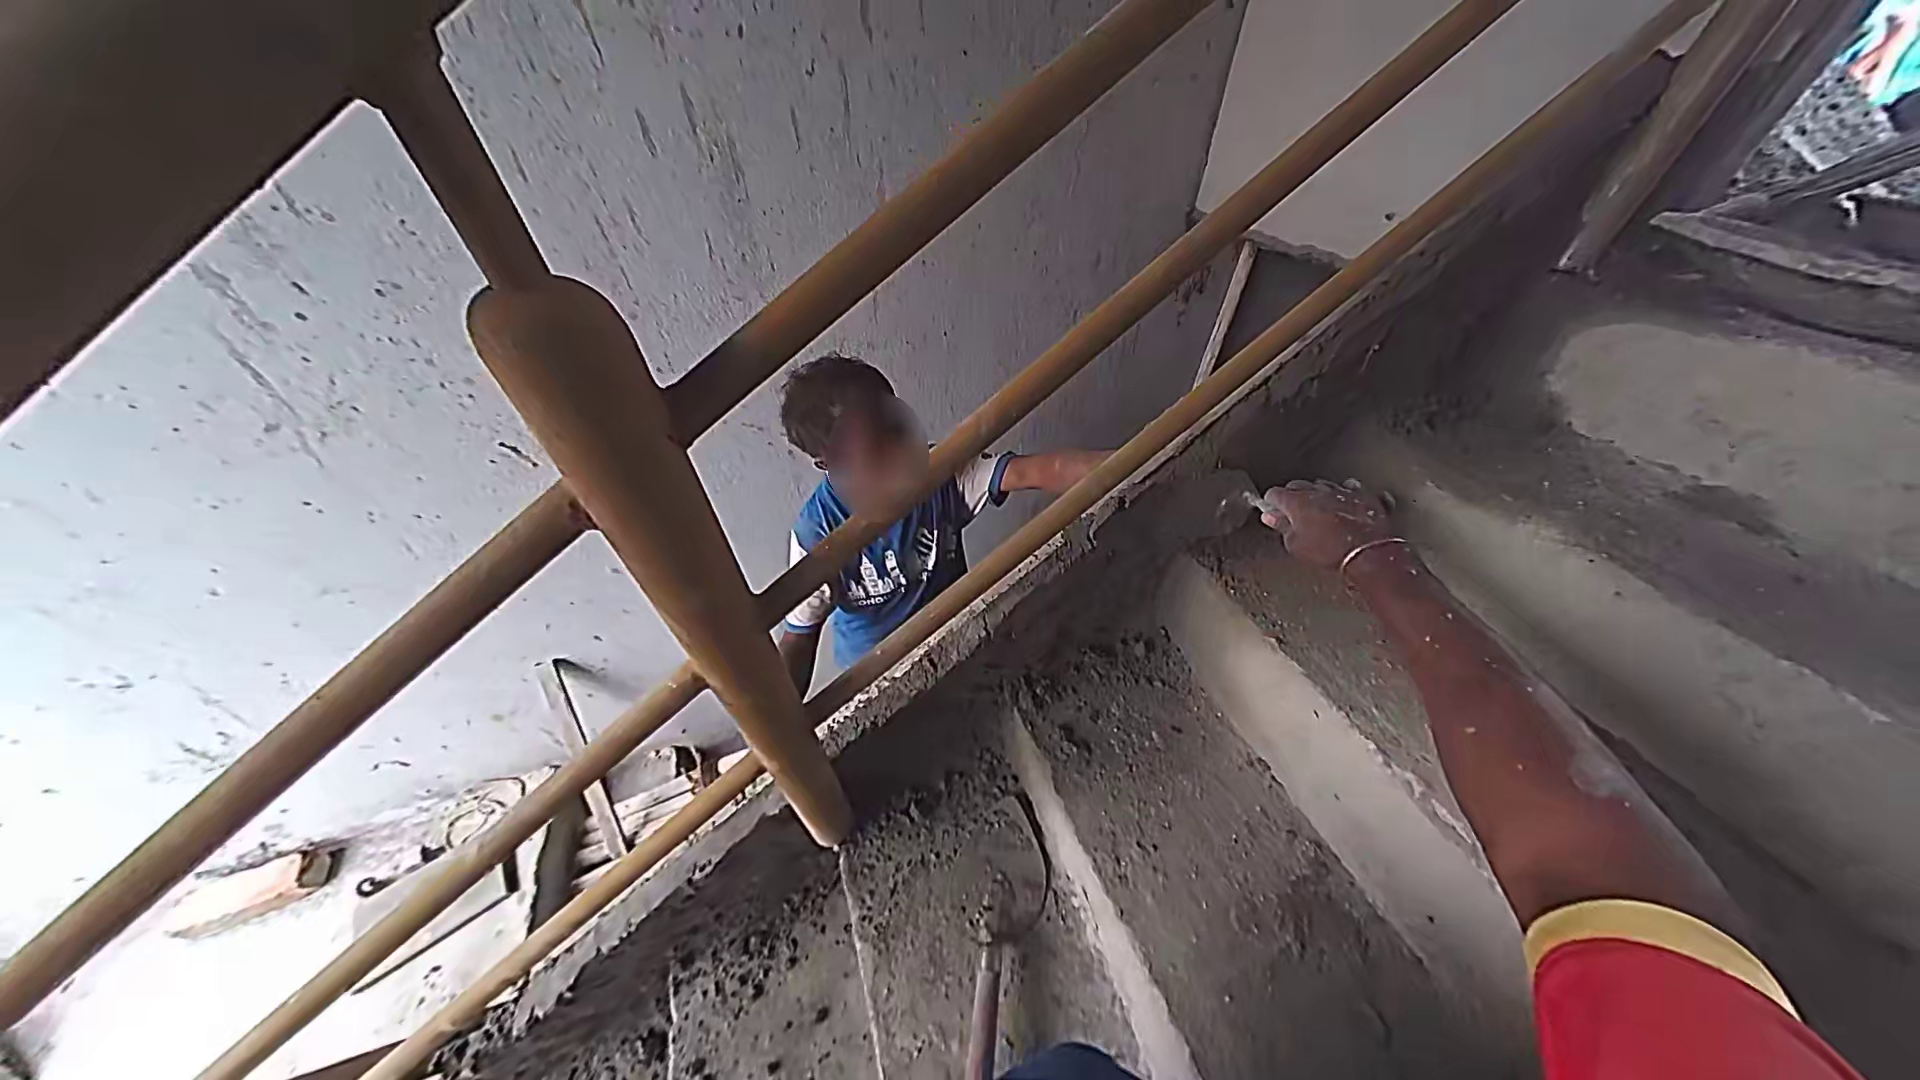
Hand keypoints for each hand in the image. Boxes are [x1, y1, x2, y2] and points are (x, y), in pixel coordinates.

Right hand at [1259, 479, 1393, 568]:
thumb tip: (1272, 517)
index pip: (1275, 493)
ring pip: (1323, 485)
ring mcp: (1342, 491)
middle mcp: (1318, 491)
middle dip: (1292, 497)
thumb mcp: (1295, 545)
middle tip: (1292, 514)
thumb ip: (1282, 527)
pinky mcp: (1364, 497)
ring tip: (1318, 510)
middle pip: (1298, 485)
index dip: (1271, 503)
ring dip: (1318, 495)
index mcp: (1297, 501)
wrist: (1367, 554)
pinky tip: (1345, 503)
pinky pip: (1352, 489)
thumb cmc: (1330, 551)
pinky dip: (1346, 494)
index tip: (1272, 511)